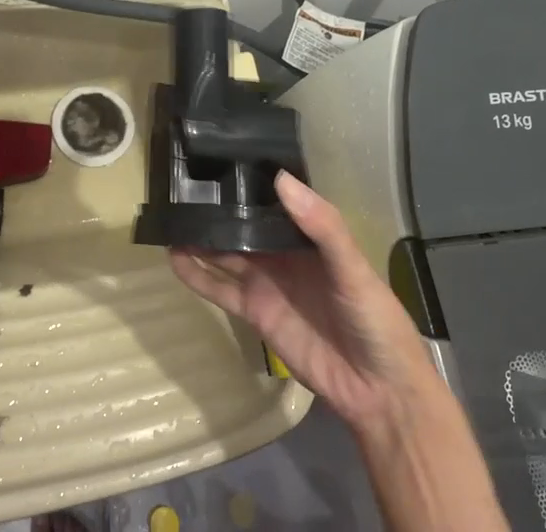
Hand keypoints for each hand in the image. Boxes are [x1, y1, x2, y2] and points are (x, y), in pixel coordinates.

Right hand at [169, 171, 424, 437]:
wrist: (376, 389)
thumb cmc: (375, 319)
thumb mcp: (354, 269)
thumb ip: (322, 226)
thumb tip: (280, 179)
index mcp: (311, 237)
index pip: (277, 202)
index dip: (253, 183)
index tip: (223, 156)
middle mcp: (285, 255)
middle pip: (246, 226)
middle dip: (219, 208)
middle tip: (182, 184)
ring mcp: (266, 283)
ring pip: (226, 254)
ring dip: (200, 238)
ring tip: (169, 215)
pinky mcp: (254, 312)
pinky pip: (220, 290)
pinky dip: (196, 275)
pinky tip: (173, 257)